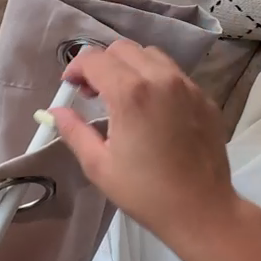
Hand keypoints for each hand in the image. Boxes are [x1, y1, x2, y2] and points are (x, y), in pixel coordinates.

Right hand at [45, 40, 246, 251]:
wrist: (203, 211)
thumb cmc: (146, 192)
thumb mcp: (98, 165)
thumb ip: (73, 131)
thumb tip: (55, 112)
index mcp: (131, 93)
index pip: (95, 59)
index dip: (76, 69)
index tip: (70, 87)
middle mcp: (160, 79)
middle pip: (122, 49)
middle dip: (101, 64)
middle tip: (93, 92)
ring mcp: (187, 86)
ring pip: (150, 55)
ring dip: (129, 66)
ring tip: (123, 94)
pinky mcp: (205, 98)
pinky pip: (174, 73)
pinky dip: (155, 78)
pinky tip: (151, 108)